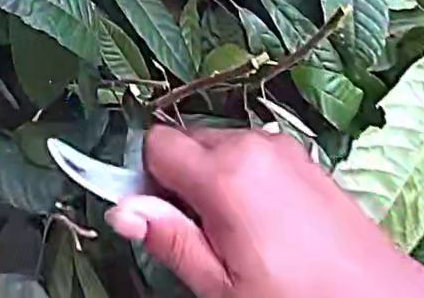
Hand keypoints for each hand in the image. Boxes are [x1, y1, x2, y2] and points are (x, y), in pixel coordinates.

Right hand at [104, 125, 423, 297]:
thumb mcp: (225, 290)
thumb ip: (171, 240)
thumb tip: (121, 210)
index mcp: (225, 173)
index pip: (156, 143)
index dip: (149, 180)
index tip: (162, 217)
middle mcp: (250, 143)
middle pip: (186, 139)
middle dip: (181, 178)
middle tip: (204, 237)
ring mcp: (280, 145)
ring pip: (218, 143)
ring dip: (212, 176)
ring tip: (239, 236)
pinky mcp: (302, 155)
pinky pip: (251, 150)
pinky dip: (243, 175)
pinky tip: (266, 224)